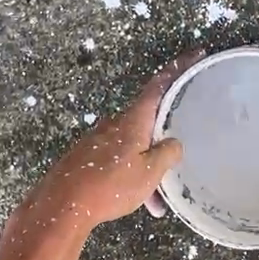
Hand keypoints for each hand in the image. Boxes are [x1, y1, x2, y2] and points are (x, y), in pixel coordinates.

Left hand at [14, 50, 202, 236]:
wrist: (62, 205)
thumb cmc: (110, 185)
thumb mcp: (150, 172)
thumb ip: (168, 153)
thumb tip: (174, 143)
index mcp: (134, 119)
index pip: (161, 84)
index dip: (180, 68)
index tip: (196, 54)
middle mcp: (115, 122)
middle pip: (148, 120)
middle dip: (164, 139)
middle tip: (178, 155)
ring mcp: (99, 138)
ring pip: (133, 146)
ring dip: (147, 167)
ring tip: (156, 200)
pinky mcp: (87, 156)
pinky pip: (118, 160)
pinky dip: (131, 175)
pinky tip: (136, 200)